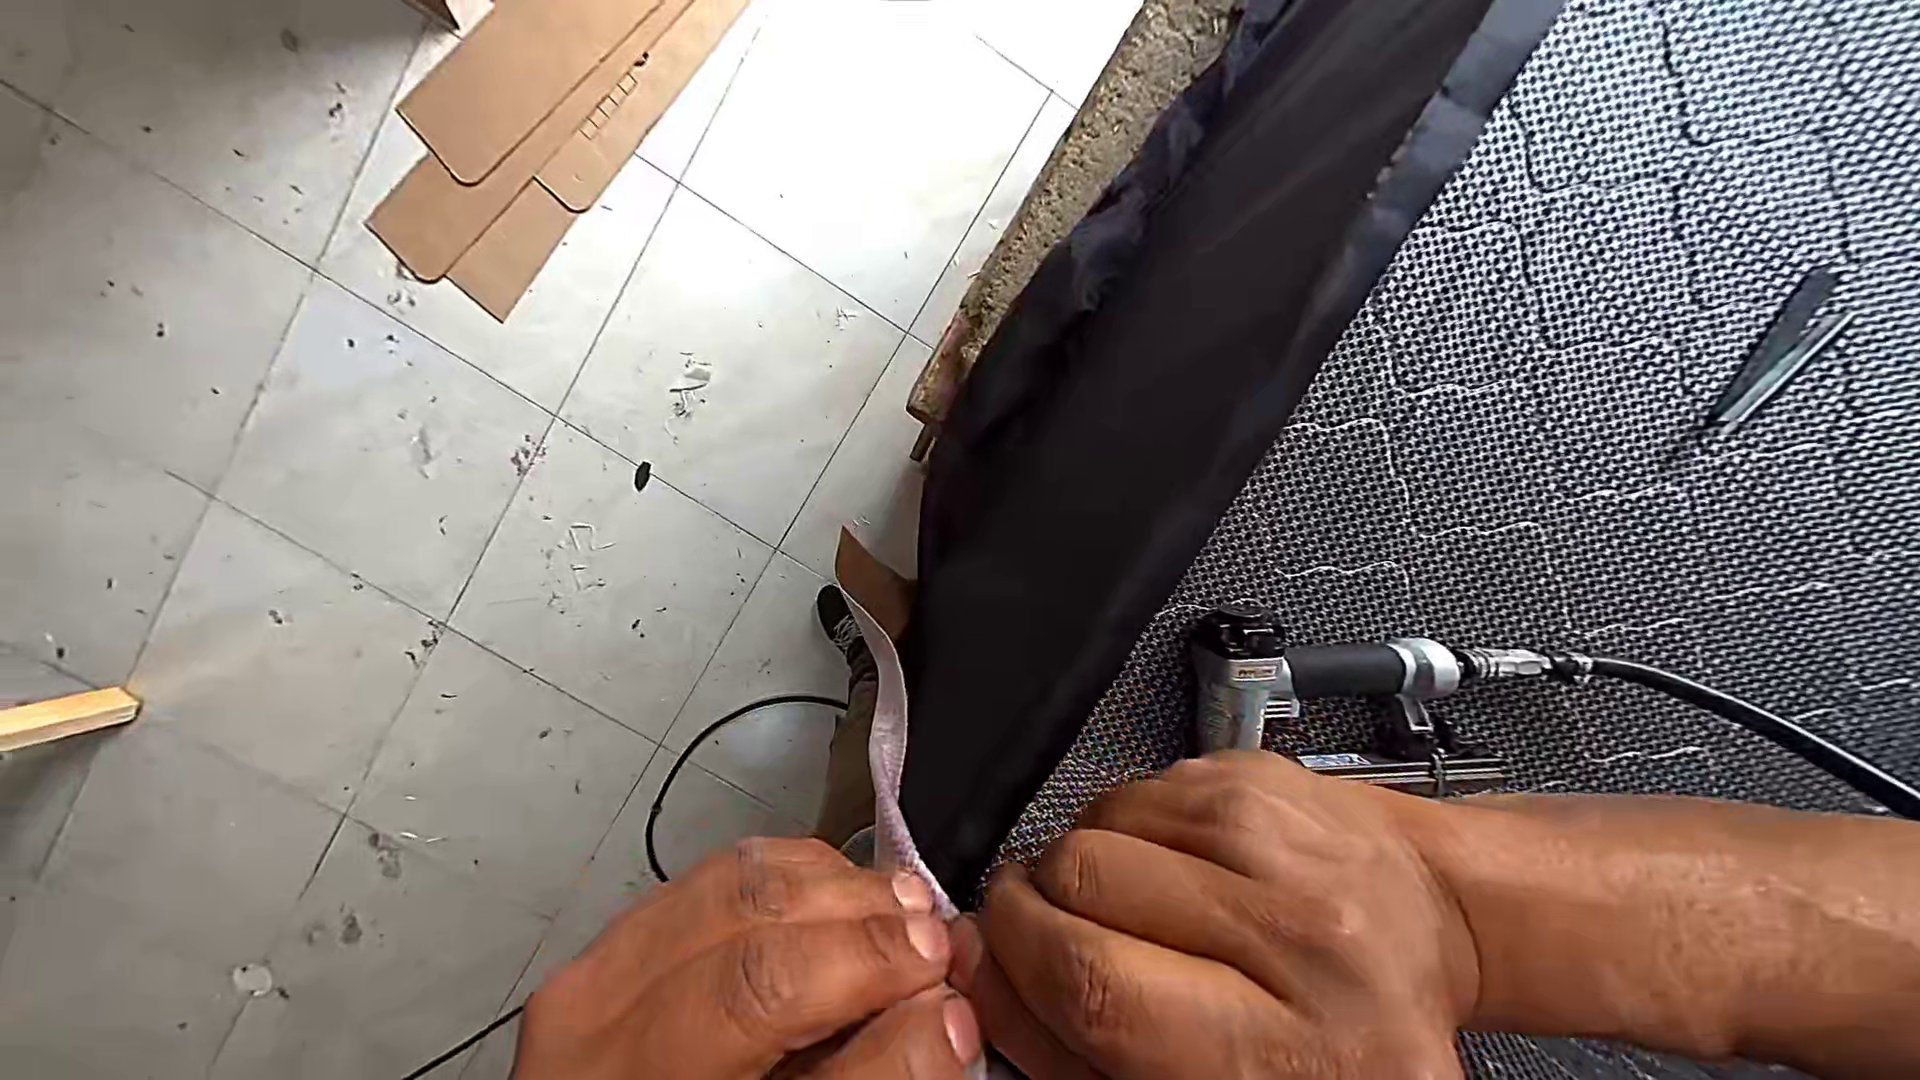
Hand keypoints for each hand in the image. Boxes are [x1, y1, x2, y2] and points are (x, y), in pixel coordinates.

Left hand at [517, 837, 981, 1079]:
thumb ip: (868, 1078)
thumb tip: (948, 1015)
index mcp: (637, 1076)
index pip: (759, 989)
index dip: (863, 965)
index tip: (939, 964)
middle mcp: (594, 1013)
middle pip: (748, 918)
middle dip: (858, 916)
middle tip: (930, 928)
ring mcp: (599, 960)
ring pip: (736, 876)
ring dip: (833, 882)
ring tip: (899, 900)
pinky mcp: (622, 926)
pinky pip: (722, 869)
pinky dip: (796, 871)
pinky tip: (841, 890)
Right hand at [950, 751, 1477, 1078]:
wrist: (1425, 914)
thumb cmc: (1335, 1025)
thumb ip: (1085, 1052)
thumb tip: (984, 977)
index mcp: (1293, 1049)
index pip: (1097, 984)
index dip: (1015, 963)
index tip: (986, 956)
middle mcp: (1288, 924)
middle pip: (1079, 879)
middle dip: (1029, 901)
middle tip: (1041, 922)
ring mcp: (1265, 826)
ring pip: (1091, 822)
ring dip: (1075, 863)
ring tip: (1124, 898)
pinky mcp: (1245, 770)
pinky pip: (1125, 789)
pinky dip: (1112, 828)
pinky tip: (1158, 859)